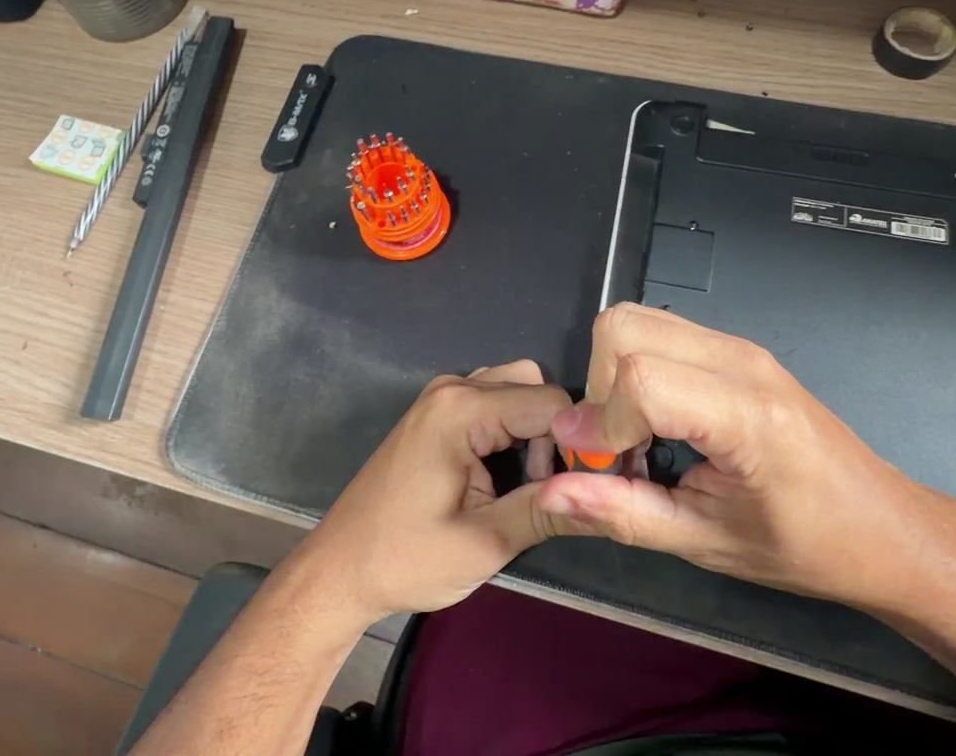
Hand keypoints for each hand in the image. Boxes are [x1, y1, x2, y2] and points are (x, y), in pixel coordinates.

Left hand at [289, 361, 571, 624]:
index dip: (581, 442)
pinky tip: (507, 475)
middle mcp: (452, 388)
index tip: (593, 485)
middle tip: (552, 488)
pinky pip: (494, 402)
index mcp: (461, 411)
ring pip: (516, 390)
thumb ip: (547, 511)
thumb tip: (614, 499)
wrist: (341, 569)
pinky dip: (513, 429)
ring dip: (536, 431)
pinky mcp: (438, 413)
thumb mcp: (484, 542)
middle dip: (558, 433)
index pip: (551, 401)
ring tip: (530, 486)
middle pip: (535, 386)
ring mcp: (442, 397)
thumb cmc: (405, 559)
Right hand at [538, 303, 939, 610]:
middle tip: (613, 449)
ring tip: (633, 437)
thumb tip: (554, 492)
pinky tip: (654, 422)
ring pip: (634, 319)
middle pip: (622, 327)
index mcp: (748, 416)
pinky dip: (632, 367)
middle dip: (597, 387)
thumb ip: (624, 514)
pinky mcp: (734, 348)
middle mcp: (741, 361)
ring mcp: (738, 346)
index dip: (600, 422)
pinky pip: (658, 332)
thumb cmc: (808, 546)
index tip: (592, 466)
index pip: (641, 378)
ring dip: (610, 375)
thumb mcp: (709, 543)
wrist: (883, 526)